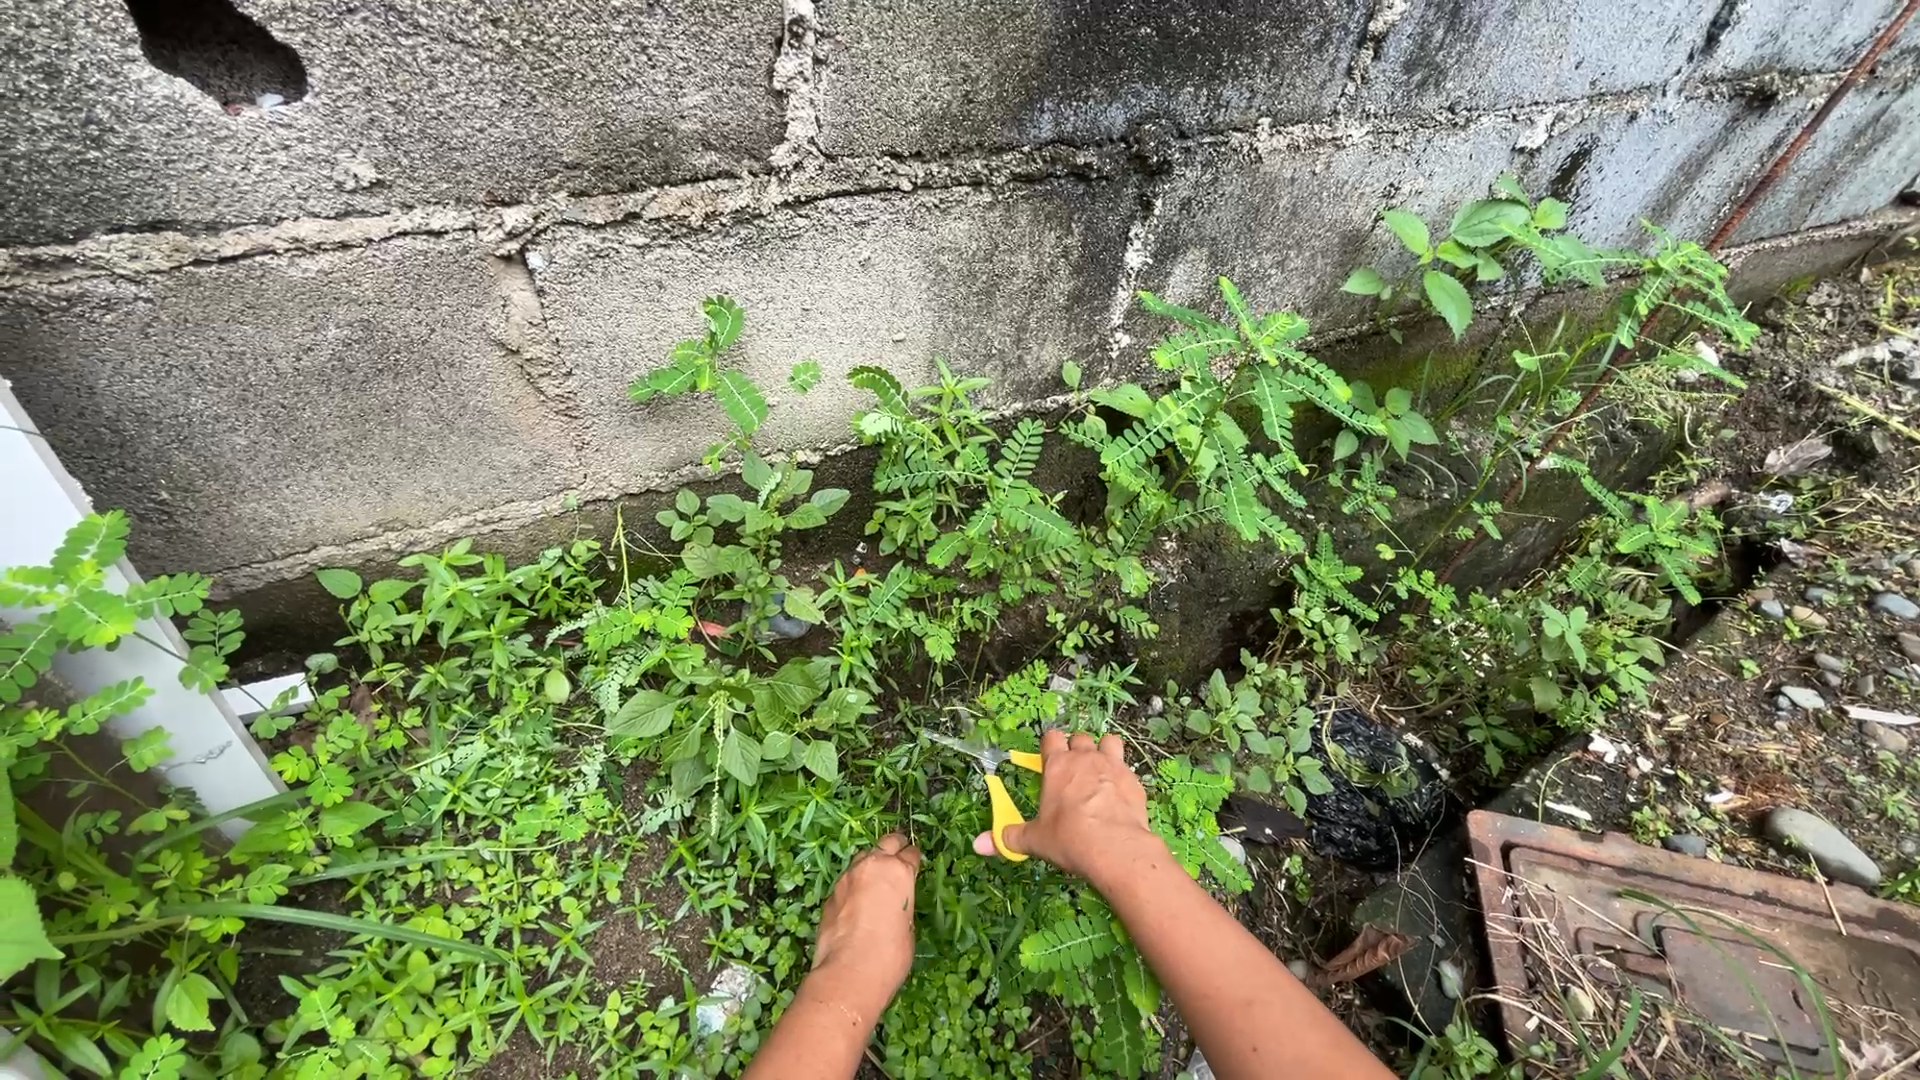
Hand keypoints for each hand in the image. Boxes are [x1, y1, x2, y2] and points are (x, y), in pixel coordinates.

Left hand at [812, 832, 921, 1001]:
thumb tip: (894, 906)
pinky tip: (857, 903)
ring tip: (875, 880)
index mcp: (899, 871)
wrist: (849, 972)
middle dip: (895, 847)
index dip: (914, 860)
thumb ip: (902, 905)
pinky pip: (847, 881)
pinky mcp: (832, 893)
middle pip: (887, 842)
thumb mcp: (908, 926)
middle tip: (899, 855)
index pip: (911, 853)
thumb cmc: (891, 955)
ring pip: (863, 858)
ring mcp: (849, 877)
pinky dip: (854, 886)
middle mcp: (873, 866)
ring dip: (871, 864)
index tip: (915, 866)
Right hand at [972, 730, 1157, 882]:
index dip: (1050, 745)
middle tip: (1073, 770)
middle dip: (1076, 748)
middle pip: (1080, 737)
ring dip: (1104, 750)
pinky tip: (1120, 794)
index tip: (1050, 758)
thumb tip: (979, 845)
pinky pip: (1128, 768)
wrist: (1117, 848)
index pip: (1051, 737)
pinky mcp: (1133, 780)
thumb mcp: (1035, 840)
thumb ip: (1008, 837)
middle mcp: (1085, 758)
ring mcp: (1112, 766)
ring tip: (1101, 769)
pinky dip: (1123, 776)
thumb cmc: (1070, 839)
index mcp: (1057, 765)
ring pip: (1109, 741)